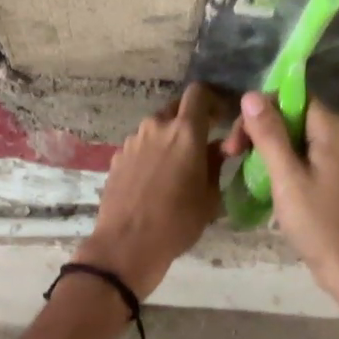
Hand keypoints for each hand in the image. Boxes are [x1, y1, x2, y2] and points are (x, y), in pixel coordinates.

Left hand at [74, 83, 229, 298]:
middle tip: (201, 144)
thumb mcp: (209, 197)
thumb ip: (215, 164)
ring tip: (177, 167)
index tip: (221, 117)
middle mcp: (157, 127)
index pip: (199, 93)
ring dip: (170, 139)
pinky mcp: (118, 157)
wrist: (126, 245)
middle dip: (191, 120)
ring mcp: (133, 140)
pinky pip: (141, 146)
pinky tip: (154, 180)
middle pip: (177, 109)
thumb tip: (218, 148)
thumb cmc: (177, 222)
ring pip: (157, 128)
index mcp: (185, 132)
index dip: (212, 99)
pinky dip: (152, 154)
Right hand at [226, 92, 338, 312]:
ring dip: (267, 147)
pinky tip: (263, 180)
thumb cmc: (320, 225)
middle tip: (232, 155)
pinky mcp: (334, 176)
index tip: (239, 136)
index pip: (293, 96)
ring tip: (242, 168)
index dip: (262, 108)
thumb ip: (269, 135)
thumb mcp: (287, 178)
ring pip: (295, 136)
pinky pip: (303, 155)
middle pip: (292, 114)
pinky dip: (282, 162)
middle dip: (260, 128)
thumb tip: (251, 94)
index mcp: (332, 129)